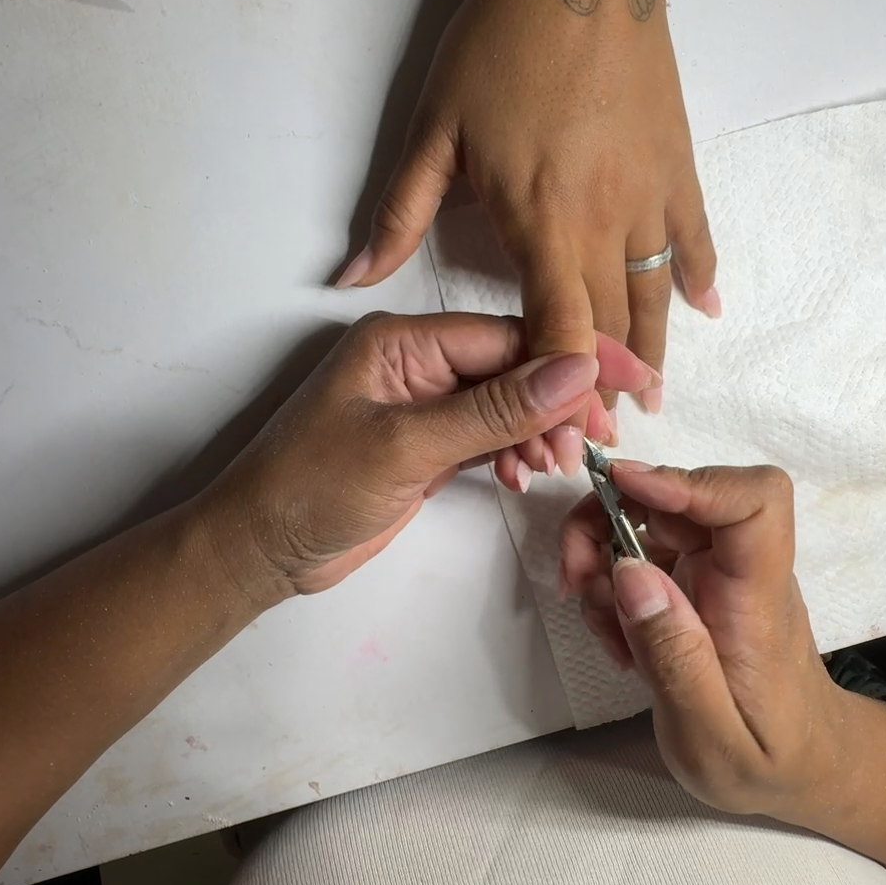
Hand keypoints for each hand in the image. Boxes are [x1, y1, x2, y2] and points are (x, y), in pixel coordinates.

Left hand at [198, 312, 657, 600]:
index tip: (623, 385)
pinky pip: (486, 437)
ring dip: (536, 432)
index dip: (567, 358)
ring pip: (503, 405)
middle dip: (556, 403)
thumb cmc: (314, 487)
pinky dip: (510, 453)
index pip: (504, 335)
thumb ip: (493, 410)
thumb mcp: (406, 445)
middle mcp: (416, 363)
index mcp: (402, 340)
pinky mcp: (426, 446)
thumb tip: (575, 372)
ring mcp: (422, 406)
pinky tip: (520, 474)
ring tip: (555, 466)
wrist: (263, 548)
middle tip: (595, 442)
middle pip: (510, 369)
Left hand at [337, 0, 717, 411]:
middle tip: (606, 434)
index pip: (557, 331)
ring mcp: (649, 198)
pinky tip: (707, 310)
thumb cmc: (503, 46)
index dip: (562, 391)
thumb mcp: (433, 133)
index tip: (566, 434)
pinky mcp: (677, 169)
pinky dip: (700, 279)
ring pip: (654, 297)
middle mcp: (604, 223)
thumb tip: (351, 277)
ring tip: (651, 396)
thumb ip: (397, 216)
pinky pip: (693, 240)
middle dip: (605, 387)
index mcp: (542, 224)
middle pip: (607, 327)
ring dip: (651, 351)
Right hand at [559, 463, 846, 821]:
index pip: (752, 501)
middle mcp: (738, 567)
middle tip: (573, 577)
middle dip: (604, 519)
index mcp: (758, 595)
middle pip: (673, 498)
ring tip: (601, 627)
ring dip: (598, 557)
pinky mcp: (691, 579)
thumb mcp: (713, 739)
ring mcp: (713, 569)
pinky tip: (616, 636)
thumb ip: (675, 659)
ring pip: (644, 520)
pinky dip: (609, 585)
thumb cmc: (770, 759)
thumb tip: (631, 571)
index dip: (688, 479)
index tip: (621, 487)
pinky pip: (638, 554)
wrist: (805, 765)